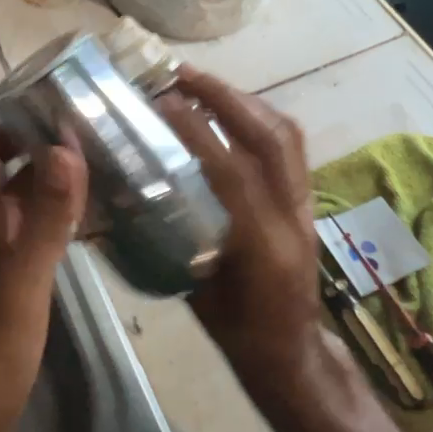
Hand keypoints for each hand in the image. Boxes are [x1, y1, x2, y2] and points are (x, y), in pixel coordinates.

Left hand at [0, 133, 86, 431]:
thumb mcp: (20, 284)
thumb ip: (44, 221)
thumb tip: (63, 149)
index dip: (8, 132)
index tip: (53, 117)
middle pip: (7, 182)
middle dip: (43, 158)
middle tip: (96, 141)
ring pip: (24, 214)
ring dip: (54, 193)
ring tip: (104, 177)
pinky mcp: (9, 297)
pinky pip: (34, 246)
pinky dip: (58, 230)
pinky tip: (90, 233)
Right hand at [154, 66, 322, 376]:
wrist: (293, 356)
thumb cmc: (237, 330)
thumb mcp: (196, 291)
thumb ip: (171, 240)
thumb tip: (124, 195)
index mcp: (264, 247)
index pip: (234, 173)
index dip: (199, 132)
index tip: (162, 101)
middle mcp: (293, 217)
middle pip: (271, 139)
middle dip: (226, 98)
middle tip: (181, 75)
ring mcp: (306, 206)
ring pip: (286, 136)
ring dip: (243, 100)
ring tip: (202, 83)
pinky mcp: (308, 200)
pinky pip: (289, 145)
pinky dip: (257, 117)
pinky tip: (228, 109)